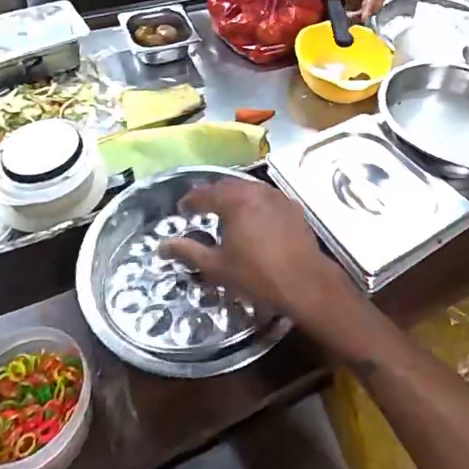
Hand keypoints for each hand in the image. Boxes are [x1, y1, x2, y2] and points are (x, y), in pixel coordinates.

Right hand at [163, 179, 354, 325]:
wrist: (305, 283)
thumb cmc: (257, 275)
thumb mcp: (217, 267)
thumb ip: (188, 252)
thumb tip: (164, 245)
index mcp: (234, 201)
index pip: (204, 193)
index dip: (190, 200)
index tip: (183, 209)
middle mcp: (255, 191)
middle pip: (227, 186)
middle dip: (212, 194)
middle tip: (201, 207)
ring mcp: (277, 196)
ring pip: (249, 188)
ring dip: (234, 196)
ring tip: (225, 211)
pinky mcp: (292, 206)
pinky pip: (266, 197)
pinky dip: (254, 202)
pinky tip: (253, 217)